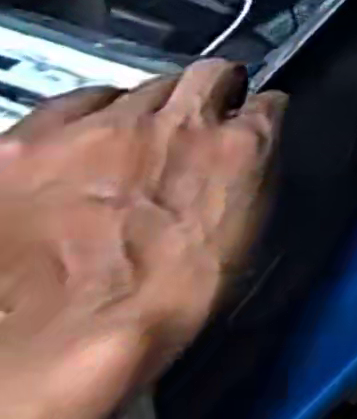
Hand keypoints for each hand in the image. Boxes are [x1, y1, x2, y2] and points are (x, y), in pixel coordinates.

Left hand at [0, 60, 283, 418]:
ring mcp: (94, 130)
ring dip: (143, 108)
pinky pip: (65, 106)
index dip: (257, 115)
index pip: (268, 101)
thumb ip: (247, 172)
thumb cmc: (166, 296)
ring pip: (136, 87)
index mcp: (241, 143)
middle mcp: (177, 121)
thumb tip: (245, 152)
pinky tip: (74, 146)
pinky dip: (79, 118)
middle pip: (206, 75)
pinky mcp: (21, 146)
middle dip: (207, 95)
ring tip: (129, 138)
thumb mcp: (242, 227)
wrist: (57, 343)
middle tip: (194, 124)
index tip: (249, 127)